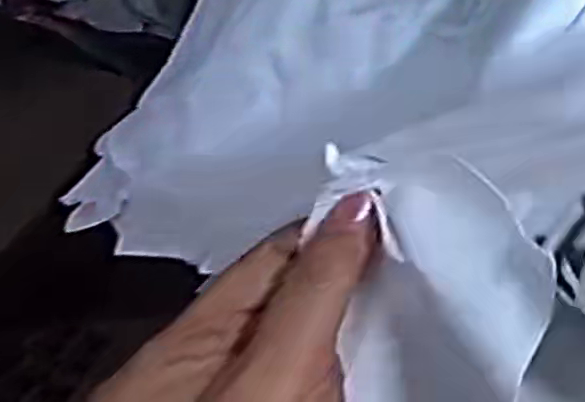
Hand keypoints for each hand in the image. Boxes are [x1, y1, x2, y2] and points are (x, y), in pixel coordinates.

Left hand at [92, 194, 378, 401]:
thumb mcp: (280, 362)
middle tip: (402, 240)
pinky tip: (355, 337)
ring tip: (388, 282)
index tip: (394, 203)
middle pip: (283, 284)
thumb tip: (355, 202)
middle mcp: (185, 361)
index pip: (278, 247)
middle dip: (341, 258)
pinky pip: (290, 353)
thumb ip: (318, 282)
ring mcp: (209, 388)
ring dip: (338, 300)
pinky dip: (329, 338)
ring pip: (288, 320)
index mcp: (182, 338)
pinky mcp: (245, 400)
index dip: (338, 221)